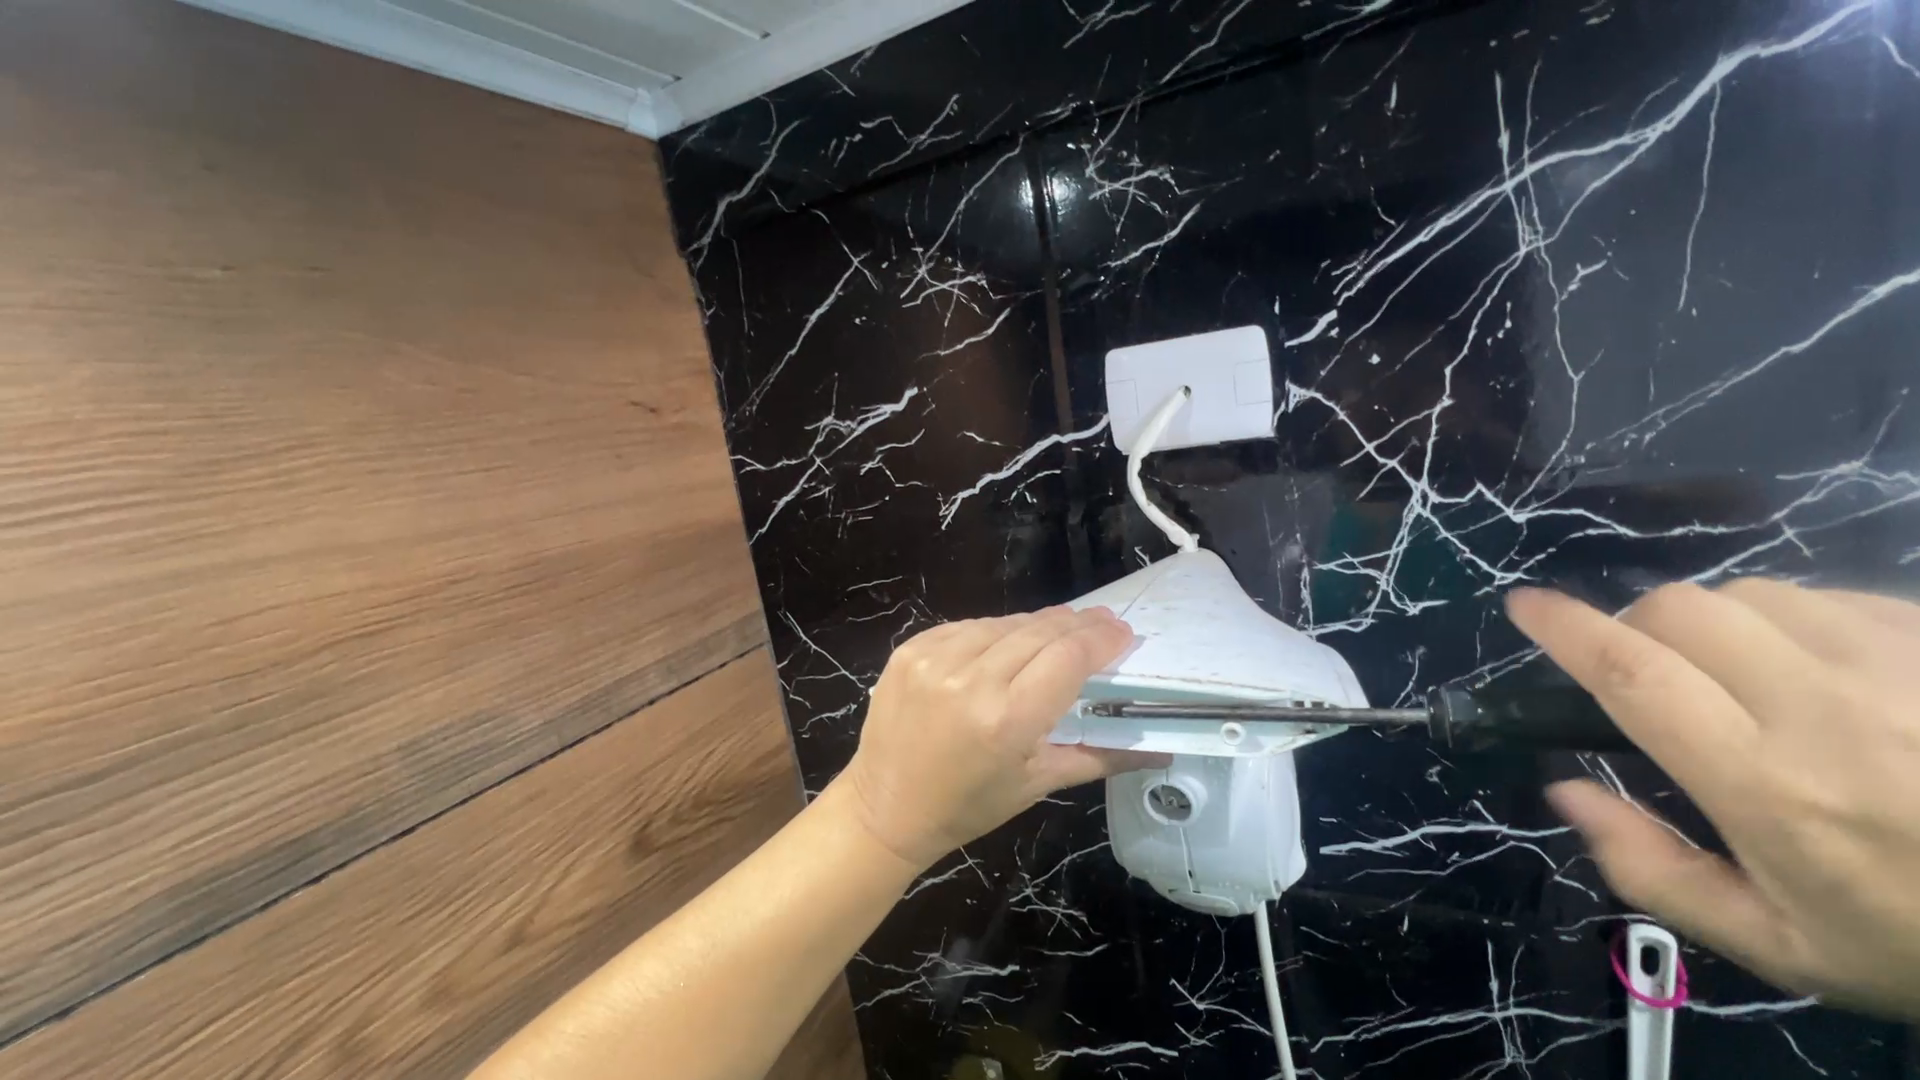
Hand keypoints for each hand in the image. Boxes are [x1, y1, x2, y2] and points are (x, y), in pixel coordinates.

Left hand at [835, 606, 1167, 869]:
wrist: (885, 808)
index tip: (1122, 632)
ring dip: (1035, 626)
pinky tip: (1005, 644)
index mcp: (1008, 720)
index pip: (1068, 657)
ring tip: (1057, 633)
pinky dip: (993, 633)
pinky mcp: (911, 650)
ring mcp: (935, 660)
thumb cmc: (969, 805)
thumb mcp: (1037, 784)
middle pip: (1040, 632)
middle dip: (1076, 625)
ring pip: (1004, 624)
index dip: (1100, 639)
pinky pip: (968, 627)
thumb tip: (1160, 747)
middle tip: (1101, 623)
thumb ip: (1100, 756)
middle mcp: (971, 681)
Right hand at [1508, 580, 1919, 1015]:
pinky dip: (1794, 621)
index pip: (1632, 674)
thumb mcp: (1780, 944)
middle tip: (1643, 665)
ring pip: (1756, 595)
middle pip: (1681, 611)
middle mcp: (1826, 710)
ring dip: (1716, 621)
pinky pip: (1837, 599)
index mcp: (1770, 786)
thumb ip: (1651, 870)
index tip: (1523, 606)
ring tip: (1740, 673)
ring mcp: (1903, 667)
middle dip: (1636, 624)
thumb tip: (1563, 788)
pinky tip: (1823, 671)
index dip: (1564, 628)